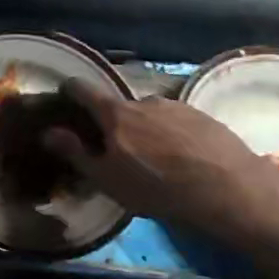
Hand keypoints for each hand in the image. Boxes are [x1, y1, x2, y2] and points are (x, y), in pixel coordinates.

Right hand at [40, 78, 278, 249]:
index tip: (64, 95)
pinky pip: (175, 121)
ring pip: (149, 114)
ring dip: (144, 129)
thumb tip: (48, 131)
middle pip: (118, 106)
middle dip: (112, 122)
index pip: (83, 89)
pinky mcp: (204, 116)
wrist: (230, 189)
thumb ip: (75, 152)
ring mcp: (176, 106)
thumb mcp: (107, 178)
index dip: (70, 89)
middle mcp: (143, 101)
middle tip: (116, 148)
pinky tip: (181, 158)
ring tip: (153, 157)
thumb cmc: (158, 188)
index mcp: (114, 114)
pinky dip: (171, 134)